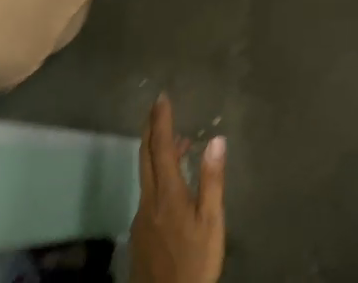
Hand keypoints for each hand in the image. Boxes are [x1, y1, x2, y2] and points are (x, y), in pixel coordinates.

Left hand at [130, 95, 224, 282]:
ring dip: (156, 151)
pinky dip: (158, 173)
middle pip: (145, 156)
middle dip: (150, 128)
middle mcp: (149, 199)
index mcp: (167, 193)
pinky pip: (148, 190)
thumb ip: (212, 180)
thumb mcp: (211, 221)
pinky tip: (173, 181)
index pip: (161, 147)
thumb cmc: (196, 260)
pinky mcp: (141, 230)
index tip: (161, 97)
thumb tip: (216, 139)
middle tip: (157, 107)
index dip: (160, 120)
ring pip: (145, 173)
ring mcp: (142, 216)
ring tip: (176, 141)